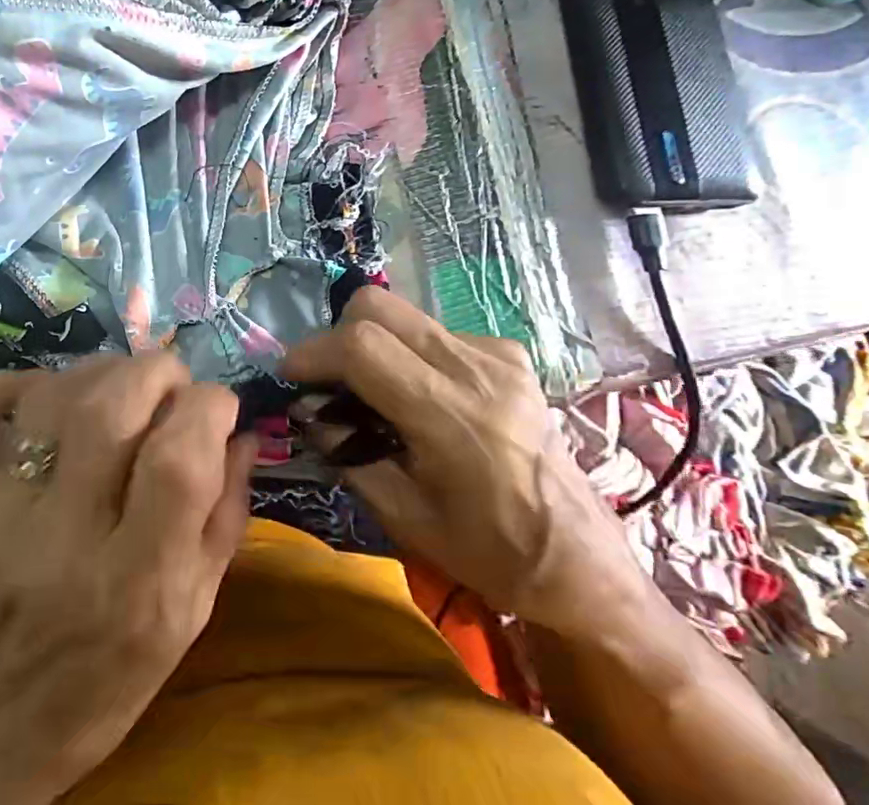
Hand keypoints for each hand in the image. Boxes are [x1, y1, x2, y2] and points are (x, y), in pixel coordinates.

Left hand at [0, 355, 257, 804]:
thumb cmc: (110, 675)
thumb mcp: (192, 614)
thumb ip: (222, 517)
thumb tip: (239, 431)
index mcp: (137, 585)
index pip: (178, 463)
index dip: (209, 409)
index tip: (219, 404)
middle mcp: (63, 544)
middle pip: (108, 412)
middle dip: (154, 373)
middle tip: (171, 380)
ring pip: (47, 401)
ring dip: (97, 371)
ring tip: (120, 383)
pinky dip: (14, 384)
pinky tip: (49, 392)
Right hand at [281, 287, 650, 637]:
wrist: (578, 562)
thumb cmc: (486, 550)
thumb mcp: (401, 513)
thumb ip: (346, 451)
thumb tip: (308, 410)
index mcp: (450, 415)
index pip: (362, 346)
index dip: (313, 353)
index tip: (290, 375)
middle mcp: (477, 370)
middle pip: (379, 306)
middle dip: (336, 333)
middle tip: (325, 377)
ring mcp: (499, 357)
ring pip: (405, 314)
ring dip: (371, 341)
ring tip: (367, 388)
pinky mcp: (511, 356)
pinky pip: (436, 332)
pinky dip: (408, 351)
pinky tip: (416, 393)